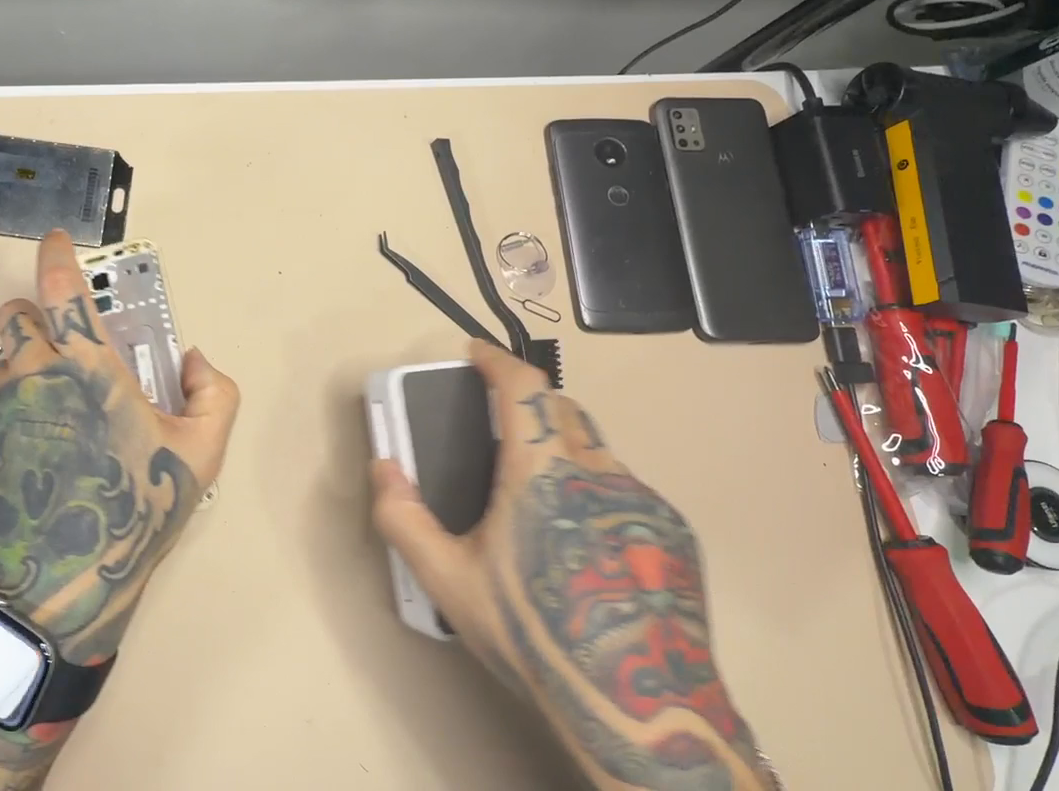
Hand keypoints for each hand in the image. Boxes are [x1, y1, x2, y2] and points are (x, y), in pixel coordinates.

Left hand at [0, 232, 238, 663]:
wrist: (59, 583)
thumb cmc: (136, 510)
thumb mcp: (202, 453)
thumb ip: (214, 391)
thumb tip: (191, 358)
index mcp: (86, 366)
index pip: (61, 287)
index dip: (57, 254)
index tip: (55, 239)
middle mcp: (30, 374)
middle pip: (14, 315)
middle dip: (35, 317)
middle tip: (64, 352)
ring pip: (0, 364)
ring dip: (24, 372)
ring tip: (55, 420)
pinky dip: (9, 416)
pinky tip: (33, 459)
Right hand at [370, 340, 776, 790]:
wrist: (636, 705)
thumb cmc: (531, 631)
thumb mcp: (448, 580)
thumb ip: (403, 517)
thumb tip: (384, 466)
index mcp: (542, 471)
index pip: (523, 386)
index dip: (496, 359)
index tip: (475, 353)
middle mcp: (599, 471)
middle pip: (564, 409)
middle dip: (528, 401)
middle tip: (499, 424)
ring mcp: (644, 502)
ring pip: (597, 449)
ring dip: (563, 447)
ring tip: (537, 489)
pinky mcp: (674, 535)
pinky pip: (625, 489)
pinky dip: (593, 487)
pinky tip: (579, 537)